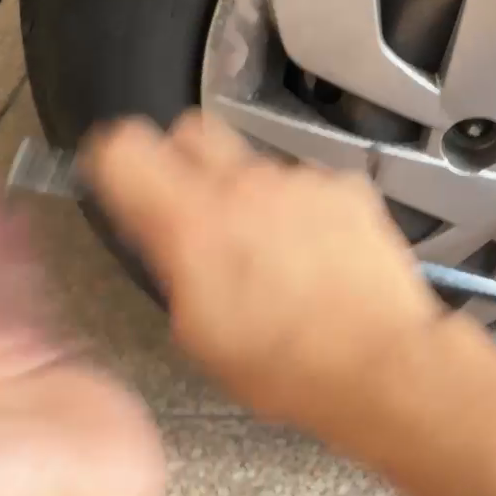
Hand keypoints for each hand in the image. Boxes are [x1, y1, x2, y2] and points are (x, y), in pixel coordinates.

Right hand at [83, 113, 446, 436]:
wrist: (377, 360)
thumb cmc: (287, 365)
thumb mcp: (197, 330)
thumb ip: (173, 264)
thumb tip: (166, 236)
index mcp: (192, 222)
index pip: (126, 148)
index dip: (118, 157)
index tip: (125, 173)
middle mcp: (246, 187)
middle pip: (194, 130)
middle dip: (186, 158)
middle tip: (197, 203)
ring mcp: (302, 183)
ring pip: (259, 165)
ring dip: (257, 196)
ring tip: (278, 251)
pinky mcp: (348, 189)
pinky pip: (312, 184)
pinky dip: (309, 208)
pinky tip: (321, 250)